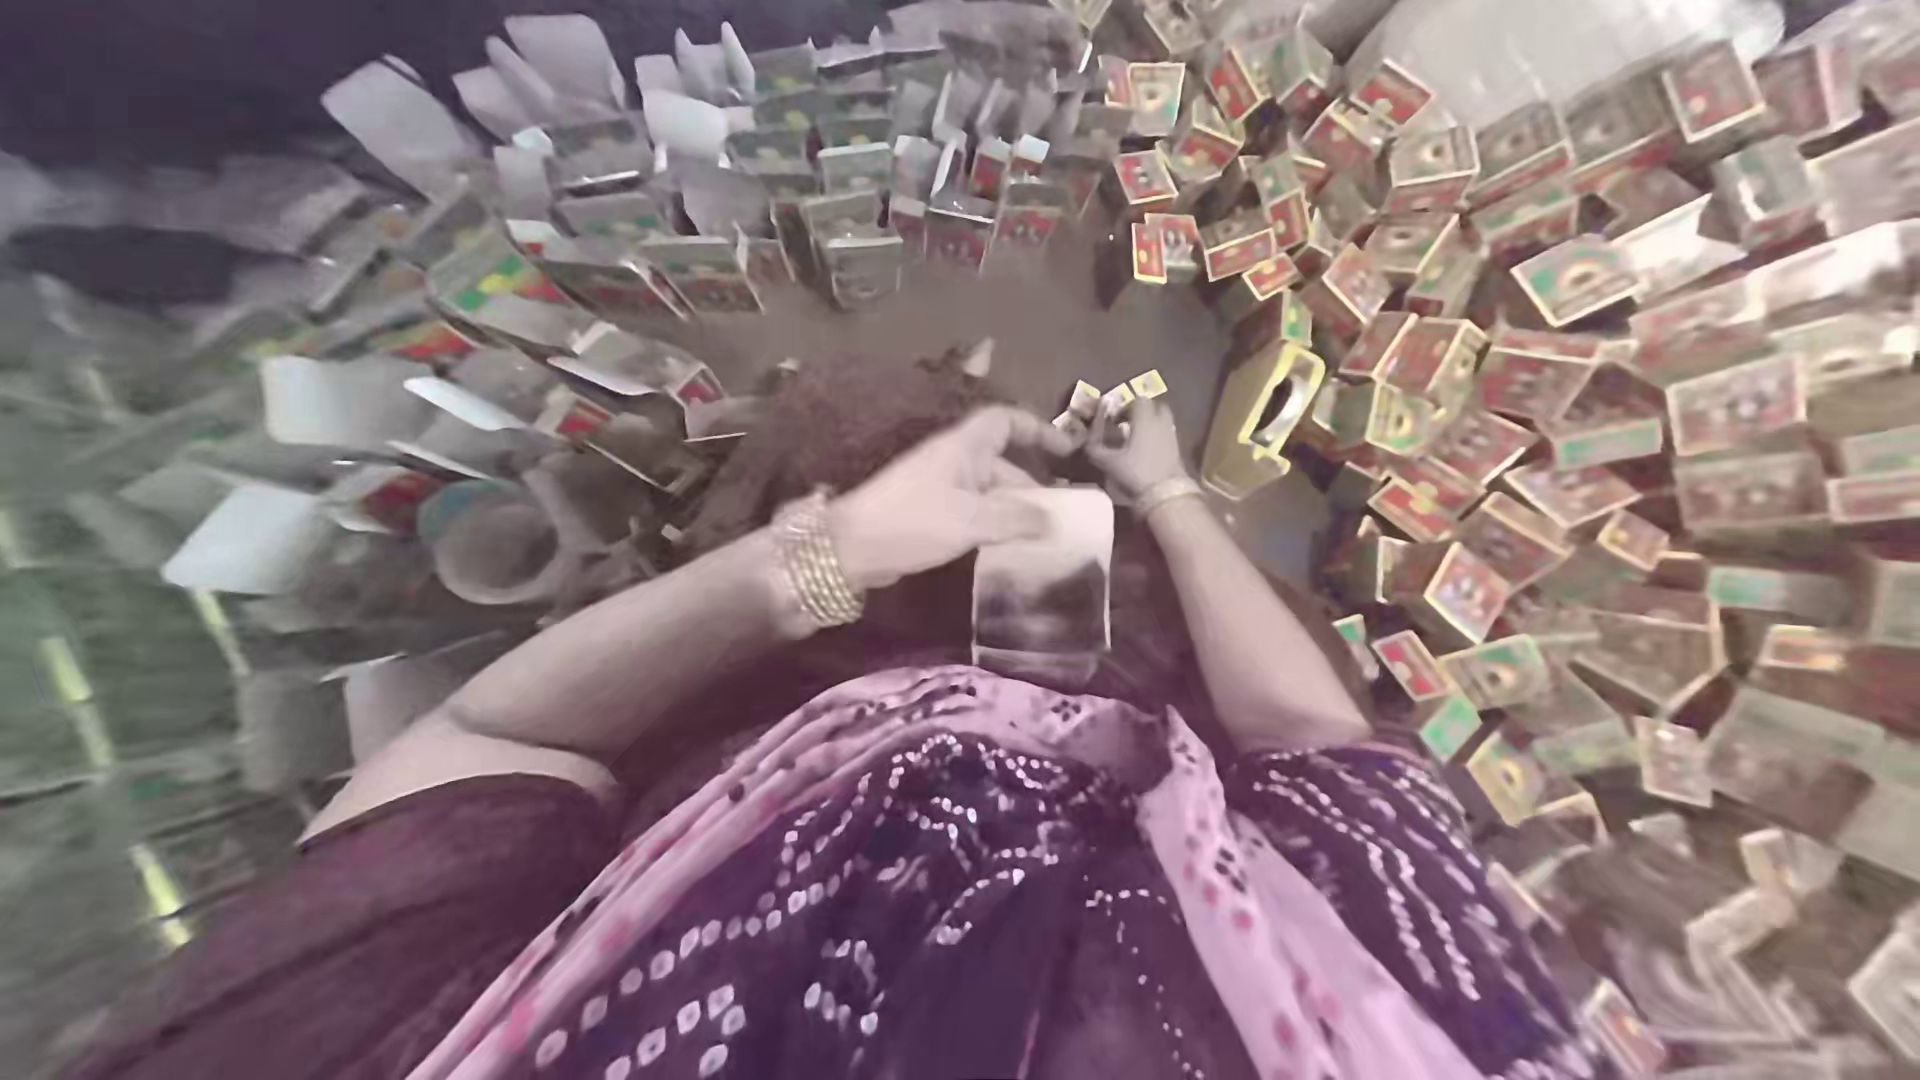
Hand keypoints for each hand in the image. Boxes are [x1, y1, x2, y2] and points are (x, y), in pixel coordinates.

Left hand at [828, 406, 1074, 588]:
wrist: (851, 548)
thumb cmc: (912, 521)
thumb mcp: (970, 519)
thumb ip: (1015, 518)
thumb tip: (1053, 523)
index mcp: (962, 447)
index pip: (1004, 421)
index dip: (1036, 429)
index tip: (1065, 451)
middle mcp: (954, 461)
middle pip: (1003, 464)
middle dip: (1033, 487)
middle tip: (1061, 518)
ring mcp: (943, 488)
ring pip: (990, 493)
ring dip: (1016, 512)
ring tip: (1044, 538)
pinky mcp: (934, 514)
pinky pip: (975, 513)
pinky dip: (995, 525)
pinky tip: (1012, 547)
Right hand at [1084, 395, 1188, 499]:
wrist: (1166, 494)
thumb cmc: (1136, 473)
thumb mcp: (1109, 462)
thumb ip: (1095, 448)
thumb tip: (1088, 438)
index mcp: (1145, 419)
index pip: (1138, 399)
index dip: (1125, 405)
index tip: (1114, 417)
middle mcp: (1161, 422)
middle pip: (1154, 405)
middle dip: (1141, 410)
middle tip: (1126, 422)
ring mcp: (1172, 434)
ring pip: (1162, 419)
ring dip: (1150, 422)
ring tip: (1135, 436)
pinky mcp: (1177, 448)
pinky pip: (1166, 432)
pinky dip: (1157, 434)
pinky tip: (1145, 449)